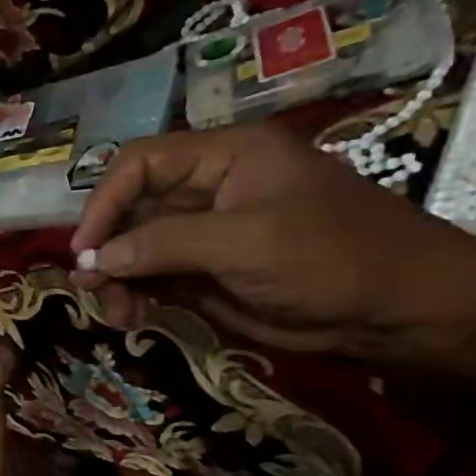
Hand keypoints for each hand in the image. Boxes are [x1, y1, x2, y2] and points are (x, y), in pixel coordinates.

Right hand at [69, 124, 475, 363]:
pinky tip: (133, 318)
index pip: (141, 163)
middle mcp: (206, 190)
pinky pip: (151, 280)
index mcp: (225, 157)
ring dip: (116, 281)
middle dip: (107, 251)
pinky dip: (134, 298)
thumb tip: (93, 259)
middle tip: (93, 290)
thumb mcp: (247, 241)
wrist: (390, 310)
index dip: (105, 202)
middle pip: (130, 210)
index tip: (84, 250)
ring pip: (134, 251)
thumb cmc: (331, 256)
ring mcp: (203, 236)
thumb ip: (166, 243)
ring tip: (118, 314)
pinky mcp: (203, 275)